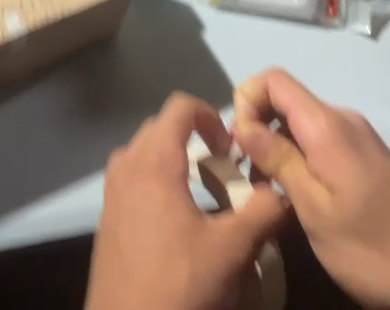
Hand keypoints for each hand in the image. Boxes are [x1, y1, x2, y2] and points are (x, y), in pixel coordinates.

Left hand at [87, 92, 289, 309]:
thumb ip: (263, 213)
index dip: (211, 116)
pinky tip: (180, 220)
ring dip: (176, 160)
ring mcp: (112, 189)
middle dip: (196, 139)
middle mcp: (127, 165)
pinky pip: (134, 177)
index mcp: (154, 161)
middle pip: (162, 126)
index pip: (180, 106)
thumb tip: (282, 191)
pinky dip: (158, 180)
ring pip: (146, 152)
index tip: (231, 151)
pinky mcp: (107, 213)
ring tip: (204, 195)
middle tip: (224, 173)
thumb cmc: (179, 284)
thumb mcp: (232, 250)